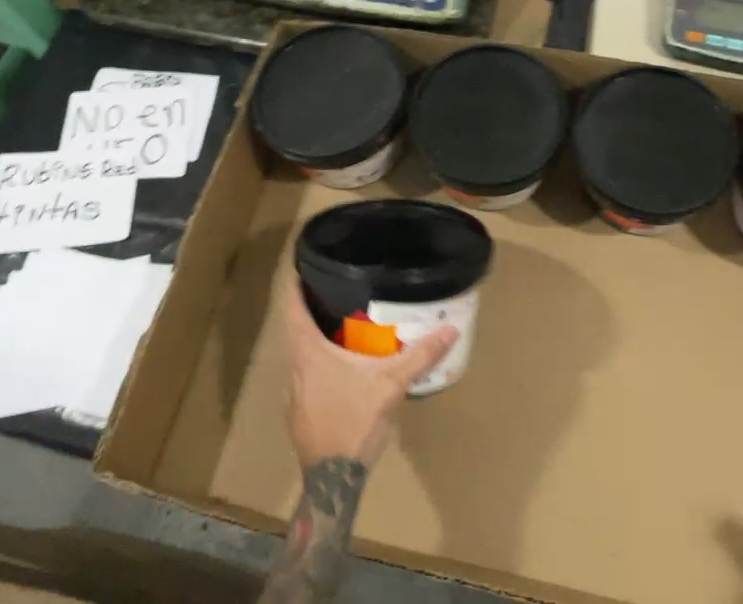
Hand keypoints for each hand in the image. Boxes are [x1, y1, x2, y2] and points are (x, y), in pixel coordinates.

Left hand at [281, 267, 458, 469]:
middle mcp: (295, 369)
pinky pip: (308, 375)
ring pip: (303, 355)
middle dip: (314, 308)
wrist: (333, 479)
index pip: (292, 308)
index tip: (301, 262)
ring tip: (346, 323)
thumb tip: (450, 330)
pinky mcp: (300, 412)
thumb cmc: (355, 423)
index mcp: (308, 354)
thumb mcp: (391, 386)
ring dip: (319, 338)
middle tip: (338, 288)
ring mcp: (295, 393)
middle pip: (297, 329)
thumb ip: (419, 356)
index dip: (293, 284)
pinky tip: (345, 368)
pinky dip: (322, 363)